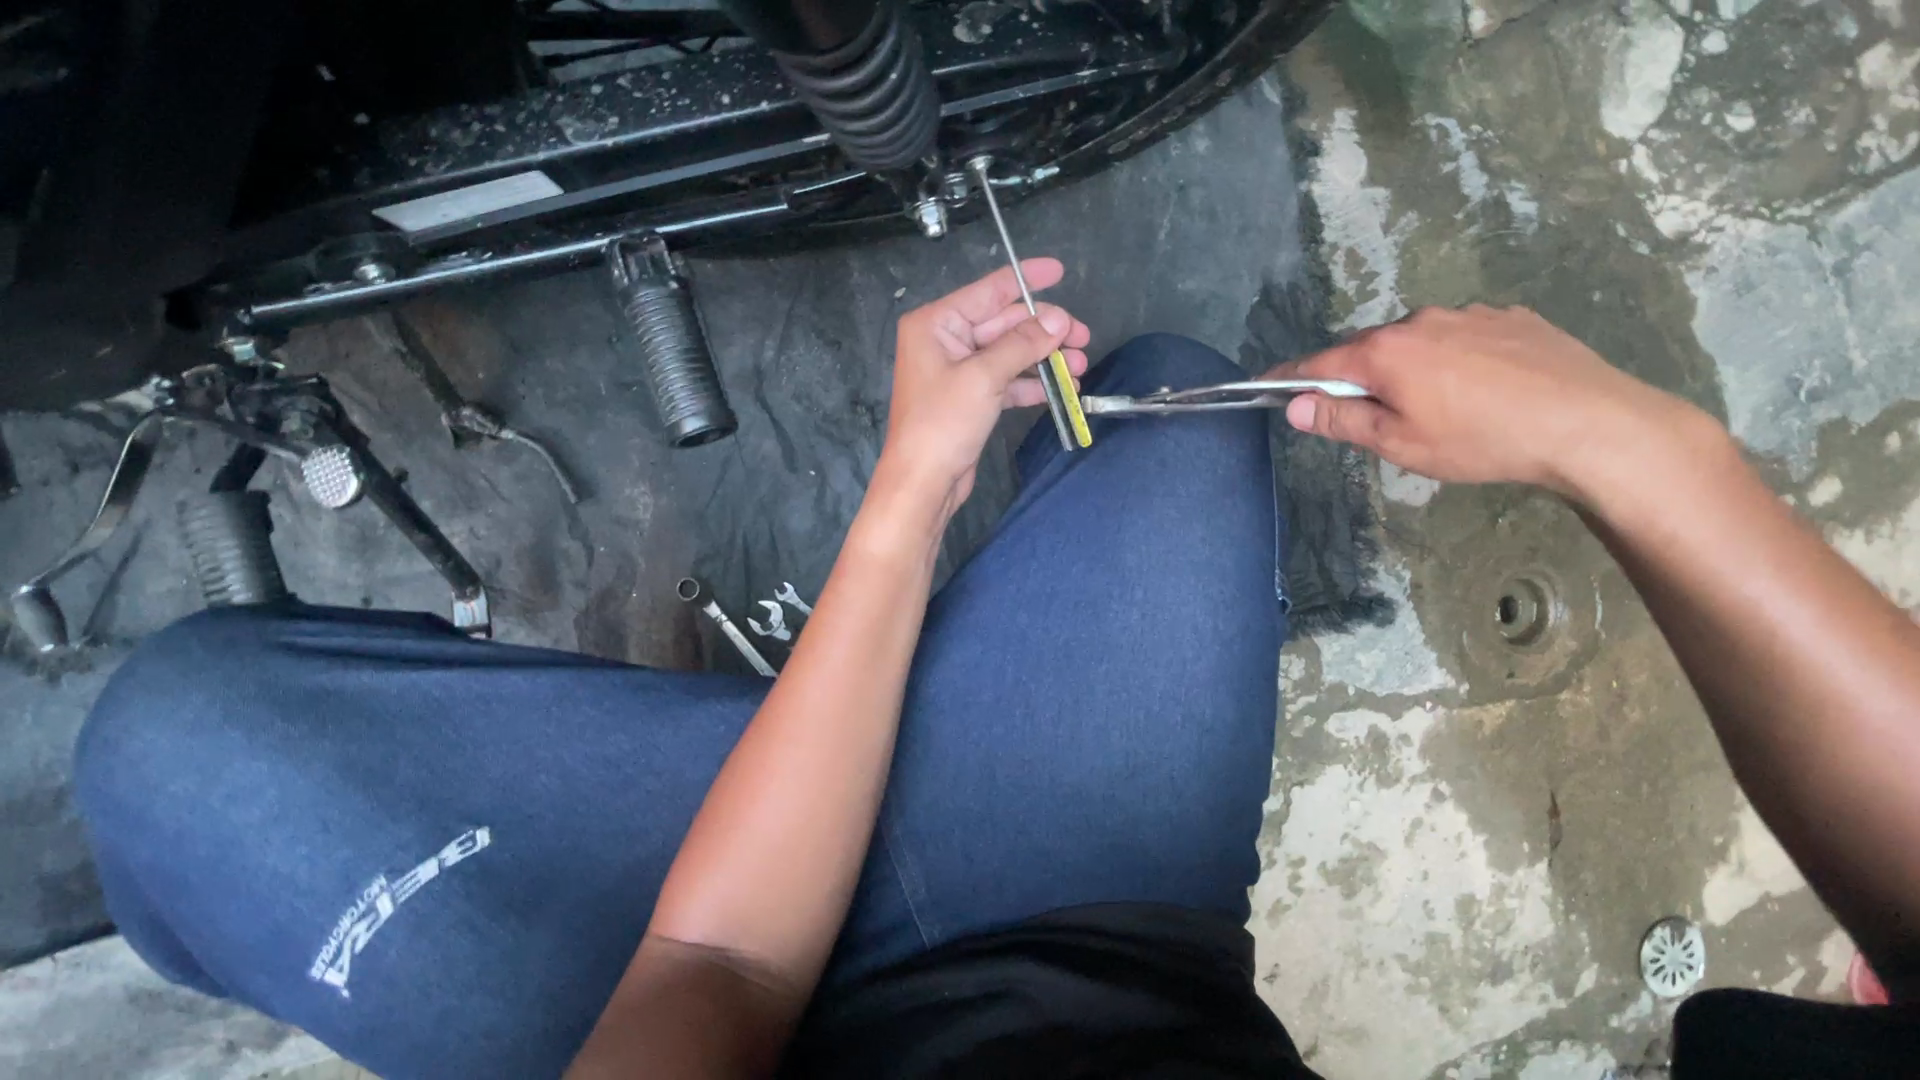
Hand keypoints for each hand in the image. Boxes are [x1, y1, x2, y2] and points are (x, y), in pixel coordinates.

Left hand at [878, 258, 1090, 518]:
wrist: (923, 481)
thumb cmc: (942, 423)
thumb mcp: (984, 377)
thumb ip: (1023, 344)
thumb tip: (1058, 320)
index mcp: (937, 323)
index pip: (989, 291)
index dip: (1026, 280)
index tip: (1059, 270)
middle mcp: (945, 341)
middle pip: (1004, 324)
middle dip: (1044, 330)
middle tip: (1083, 337)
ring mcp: (958, 372)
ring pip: (1009, 354)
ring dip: (1044, 358)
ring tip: (1080, 365)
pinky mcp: (970, 399)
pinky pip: (1006, 381)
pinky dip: (1031, 383)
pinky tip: (1060, 388)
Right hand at [1274, 304, 1700, 497]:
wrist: (1589, 423)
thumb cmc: (1480, 441)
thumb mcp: (1399, 443)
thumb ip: (1341, 418)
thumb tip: (1291, 403)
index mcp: (1384, 351)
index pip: (1317, 361)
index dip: (1289, 377)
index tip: (1266, 386)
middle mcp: (1419, 320)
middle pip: (1367, 348)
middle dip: (1358, 376)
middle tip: (1372, 416)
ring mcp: (1468, 313)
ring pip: (1417, 340)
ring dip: (1409, 367)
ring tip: (1437, 406)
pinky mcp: (1510, 316)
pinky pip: (1460, 335)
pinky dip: (1452, 357)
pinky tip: (1480, 388)